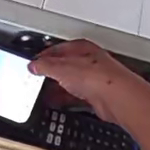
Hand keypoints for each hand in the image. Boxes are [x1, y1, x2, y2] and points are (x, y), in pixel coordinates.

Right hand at [28, 39, 149, 122]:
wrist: (116, 97)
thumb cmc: (97, 76)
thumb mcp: (62, 68)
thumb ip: (45, 66)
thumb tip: (34, 65)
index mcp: (81, 48)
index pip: (58, 49)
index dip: (44, 55)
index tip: (33, 63)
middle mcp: (89, 61)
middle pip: (65, 65)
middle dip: (50, 73)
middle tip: (37, 78)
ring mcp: (94, 79)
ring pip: (71, 81)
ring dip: (58, 87)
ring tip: (43, 92)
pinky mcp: (96, 96)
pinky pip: (76, 96)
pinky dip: (66, 98)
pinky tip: (58, 102)